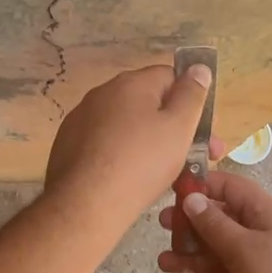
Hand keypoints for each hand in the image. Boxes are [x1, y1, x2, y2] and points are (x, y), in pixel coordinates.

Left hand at [44, 63, 212, 223]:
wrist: (85, 205)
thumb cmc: (140, 164)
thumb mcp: (178, 129)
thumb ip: (191, 95)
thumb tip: (198, 67)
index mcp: (130, 83)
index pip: (170, 77)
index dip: (190, 102)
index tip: (203, 133)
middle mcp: (102, 93)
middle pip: (147, 102)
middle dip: (173, 127)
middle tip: (194, 159)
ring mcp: (81, 119)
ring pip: (126, 125)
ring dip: (148, 141)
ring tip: (163, 174)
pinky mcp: (68, 144)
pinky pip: (105, 143)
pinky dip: (121, 154)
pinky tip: (129, 179)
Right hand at [156, 170, 271, 272]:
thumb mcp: (243, 248)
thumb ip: (214, 223)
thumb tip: (192, 198)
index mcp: (267, 213)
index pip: (231, 187)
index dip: (203, 185)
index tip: (171, 190)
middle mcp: (264, 234)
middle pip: (221, 220)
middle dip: (191, 224)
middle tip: (161, 228)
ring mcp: (260, 266)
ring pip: (218, 253)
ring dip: (191, 257)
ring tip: (163, 265)